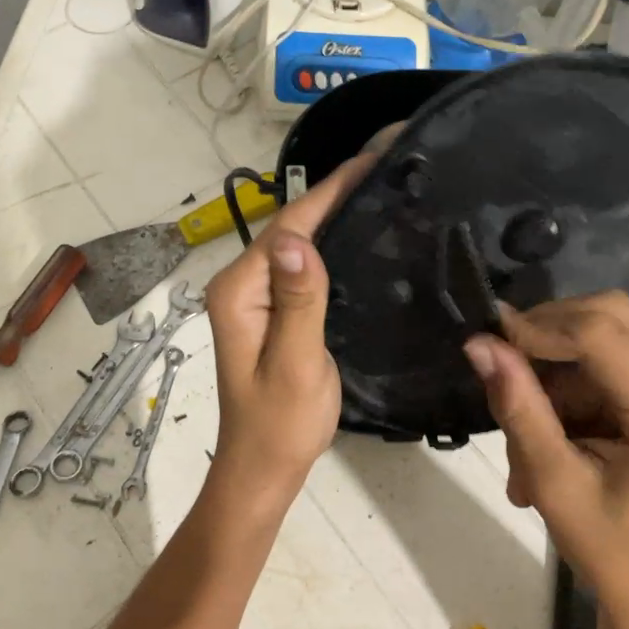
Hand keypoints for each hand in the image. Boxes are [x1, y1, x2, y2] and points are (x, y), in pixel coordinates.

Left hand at [203, 153, 375, 492]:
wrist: (262, 470)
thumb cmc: (280, 425)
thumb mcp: (293, 365)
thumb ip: (297, 301)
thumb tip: (298, 238)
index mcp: (240, 290)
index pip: (289, 226)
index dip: (330, 190)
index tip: (374, 159)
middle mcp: (241, 284)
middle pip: (291, 227)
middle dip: (336, 193)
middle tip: (388, 166)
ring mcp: (255, 297)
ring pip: (298, 243)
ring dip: (334, 214)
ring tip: (382, 189)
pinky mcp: (272, 310)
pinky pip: (302, 266)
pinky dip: (331, 244)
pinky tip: (360, 236)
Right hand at [463, 292, 628, 628]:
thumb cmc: (612, 555)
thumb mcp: (554, 483)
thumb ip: (518, 407)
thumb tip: (479, 343)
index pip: (601, 333)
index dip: (538, 328)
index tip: (487, 346)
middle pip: (613, 316)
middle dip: (550, 335)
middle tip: (505, 372)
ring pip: (613, 334)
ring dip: (560, 369)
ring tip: (528, 435)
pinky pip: (619, 360)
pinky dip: (577, 386)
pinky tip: (554, 436)